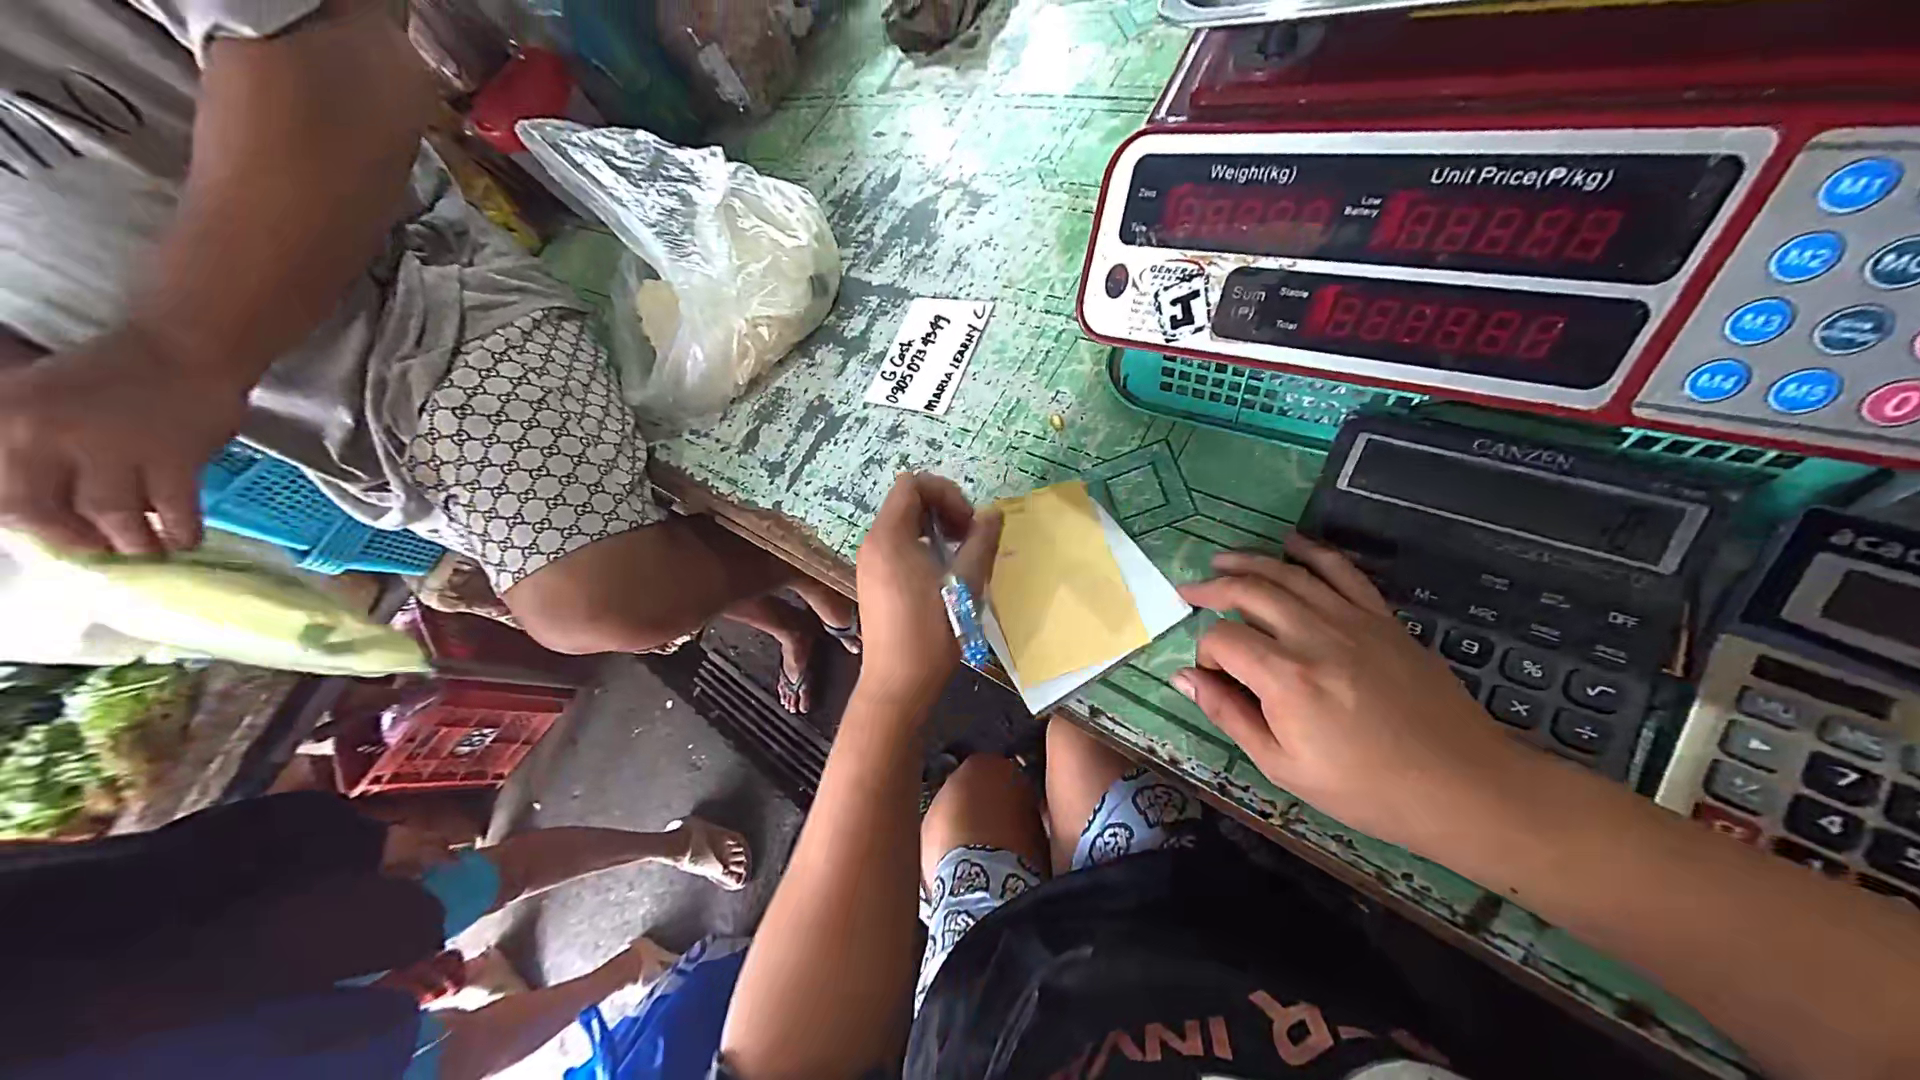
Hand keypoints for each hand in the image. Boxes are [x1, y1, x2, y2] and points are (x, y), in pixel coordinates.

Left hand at [0, 329, 247, 554]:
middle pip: (44, 510)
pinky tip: (186, 540)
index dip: (19, 519)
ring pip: (112, 514)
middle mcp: (41, 437)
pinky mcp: (172, 460)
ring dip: (131, 541)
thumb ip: (13, 428)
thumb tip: (18, 484)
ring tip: (146, 552)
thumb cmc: (108, 367)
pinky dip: (181, 529)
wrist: (187, 351)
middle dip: (72, 536)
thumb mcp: (28, 386)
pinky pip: (172, 508)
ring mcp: (112, 451)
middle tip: (97, 549)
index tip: (43, 531)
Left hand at [853, 472, 1003, 709]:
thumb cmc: (931, 633)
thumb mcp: (964, 584)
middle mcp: (873, 543)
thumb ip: (981, 542)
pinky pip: (899, 546)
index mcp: (889, 537)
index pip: (912, 484)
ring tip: (962, 558)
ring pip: (905, 525)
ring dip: (937, 530)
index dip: (946, 493)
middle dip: (944, 509)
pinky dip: (924, 547)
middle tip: (971, 538)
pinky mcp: (874, 582)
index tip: (968, 523)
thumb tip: (993, 513)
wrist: (897, 685)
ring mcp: (870, 563)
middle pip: (908, 501)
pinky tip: (945, 576)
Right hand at [1173, 533, 1537, 853]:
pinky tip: (1288, 543)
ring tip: (1222, 560)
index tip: (1211, 674)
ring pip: (1288, 574)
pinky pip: (1342, 571)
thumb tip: (1184, 677)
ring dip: (1248, 562)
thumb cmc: (1364, 788)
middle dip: (1212, 588)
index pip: (1222, 639)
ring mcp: (1353, 621)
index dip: (1205, 651)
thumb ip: (1229, 714)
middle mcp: (1314, 636)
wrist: (1461, 786)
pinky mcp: (1383, 618)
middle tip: (1189, 592)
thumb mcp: (1282, 765)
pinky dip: (1311, 551)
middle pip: (1248, 592)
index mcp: (1286, 678)